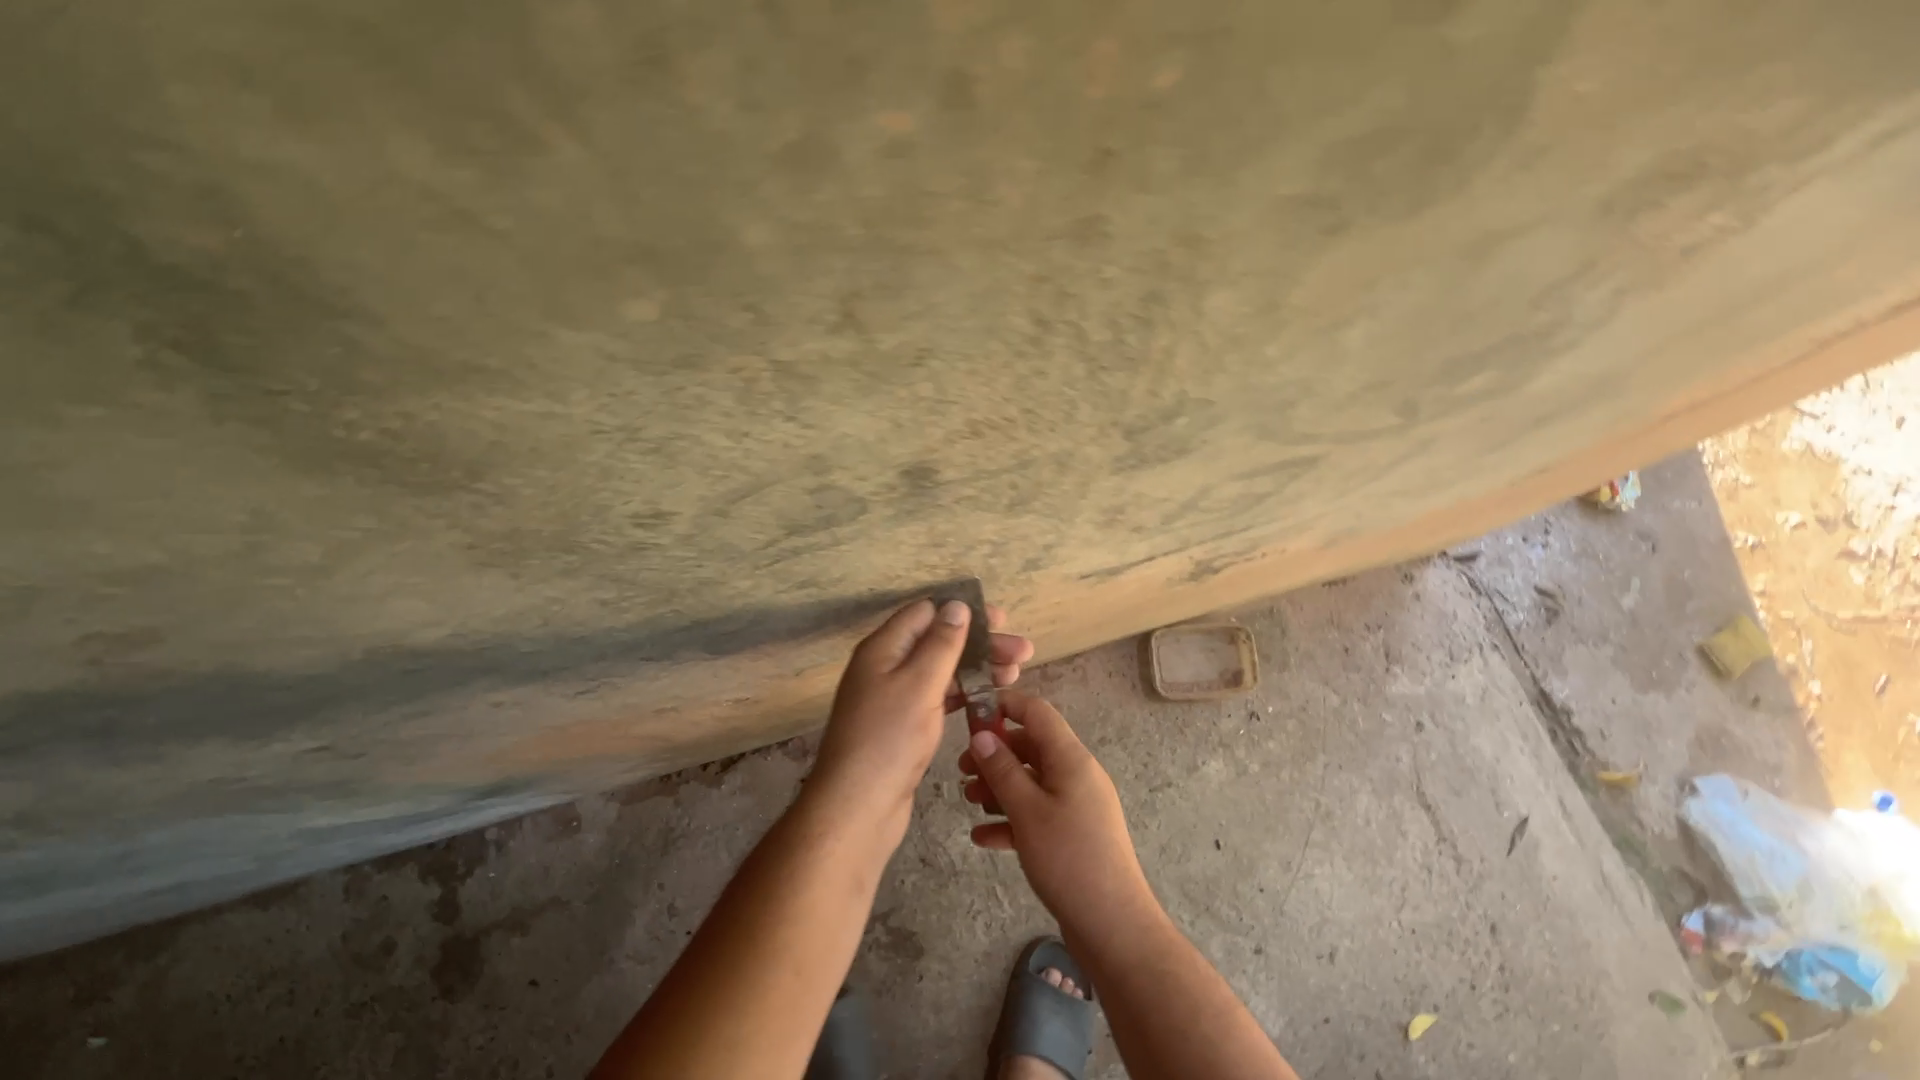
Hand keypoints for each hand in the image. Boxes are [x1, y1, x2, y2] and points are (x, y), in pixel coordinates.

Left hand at [809, 599, 1033, 842]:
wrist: (858, 807)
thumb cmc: (889, 739)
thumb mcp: (919, 684)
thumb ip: (941, 644)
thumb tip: (956, 605)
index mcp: (883, 649)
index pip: (926, 613)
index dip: (964, 612)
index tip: (1001, 620)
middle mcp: (886, 667)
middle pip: (938, 642)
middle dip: (980, 644)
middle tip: (1023, 652)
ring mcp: (894, 698)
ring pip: (941, 672)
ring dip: (977, 670)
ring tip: (1015, 675)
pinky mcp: (903, 726)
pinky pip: (938, 699)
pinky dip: (964, 696)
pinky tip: (991, 701)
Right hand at [959, 691, 1156, 939]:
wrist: (1112, 924)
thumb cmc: (1068, 858)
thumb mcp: (1027, 810)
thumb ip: (1002, 770)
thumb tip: (982, 736)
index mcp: (1071, 759)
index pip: (1037, 712)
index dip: (1004, 706)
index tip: (969, 715)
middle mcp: (1076, 775)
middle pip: (1031, 747)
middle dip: (995, 754)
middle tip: (962, 770)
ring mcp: (1076, 806)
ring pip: (1031, 782)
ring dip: (998, 788)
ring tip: (968, 802)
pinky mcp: (1072, 835)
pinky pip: (1036, 815)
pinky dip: (1010, 820)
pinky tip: (982, 837)